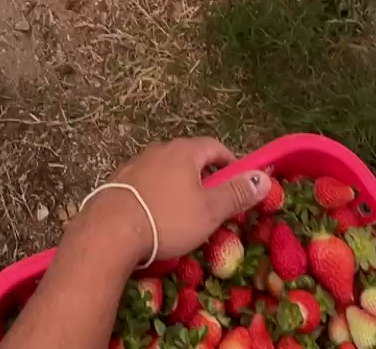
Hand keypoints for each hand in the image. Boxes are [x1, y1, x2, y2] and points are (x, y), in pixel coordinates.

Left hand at [72, 137, 270, 267]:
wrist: (111, 230)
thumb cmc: (167, 218)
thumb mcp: (209, 210)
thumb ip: (236, 194)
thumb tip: (263, 178)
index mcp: (184, 151)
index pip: (215, 146)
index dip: (230, 162)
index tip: (239, 181)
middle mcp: (160, 149)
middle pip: (190, 157)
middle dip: (205, 176)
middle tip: (215, 201)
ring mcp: (137, 162)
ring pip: (167, 169)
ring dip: (180, 185)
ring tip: (187, 211)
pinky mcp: (120, 180)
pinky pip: (148, 182)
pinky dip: (159, 193)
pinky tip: (158, 215)